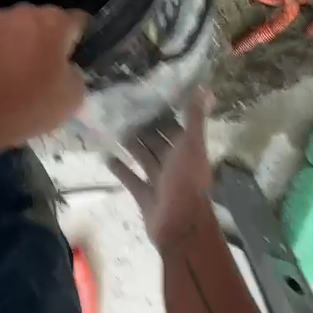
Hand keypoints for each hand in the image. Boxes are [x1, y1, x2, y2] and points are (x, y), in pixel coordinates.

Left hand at [0, 4, 88, 155]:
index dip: (79, 40)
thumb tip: (66, 67)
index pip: (78, 21)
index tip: (73, 59)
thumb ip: (76, 72)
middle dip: (49, 39)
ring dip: (23, 40)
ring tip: (16, 70)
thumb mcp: (74, 97)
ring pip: (19, 25)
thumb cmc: (31, 105)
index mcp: (56, 22)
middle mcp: (28, 10)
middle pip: (46, 21)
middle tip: (45, 69)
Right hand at [107, 87, 216, 249]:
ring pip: (144, 158)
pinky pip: (131, 179)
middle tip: (123, 111)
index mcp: (187, 150)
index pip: (173, 128)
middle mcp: (174, 164)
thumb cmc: (186, 180)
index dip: (162, 114)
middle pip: (157, 142)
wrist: (179, 225)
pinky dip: (121, 169)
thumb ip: (195, 117)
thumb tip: (205, 87)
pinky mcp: (145, 196)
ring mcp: (159, 181)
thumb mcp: (192, 144)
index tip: (145, 97)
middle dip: (144, 129)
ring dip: (132, 146)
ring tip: (114, 129)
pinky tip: (107, 157)